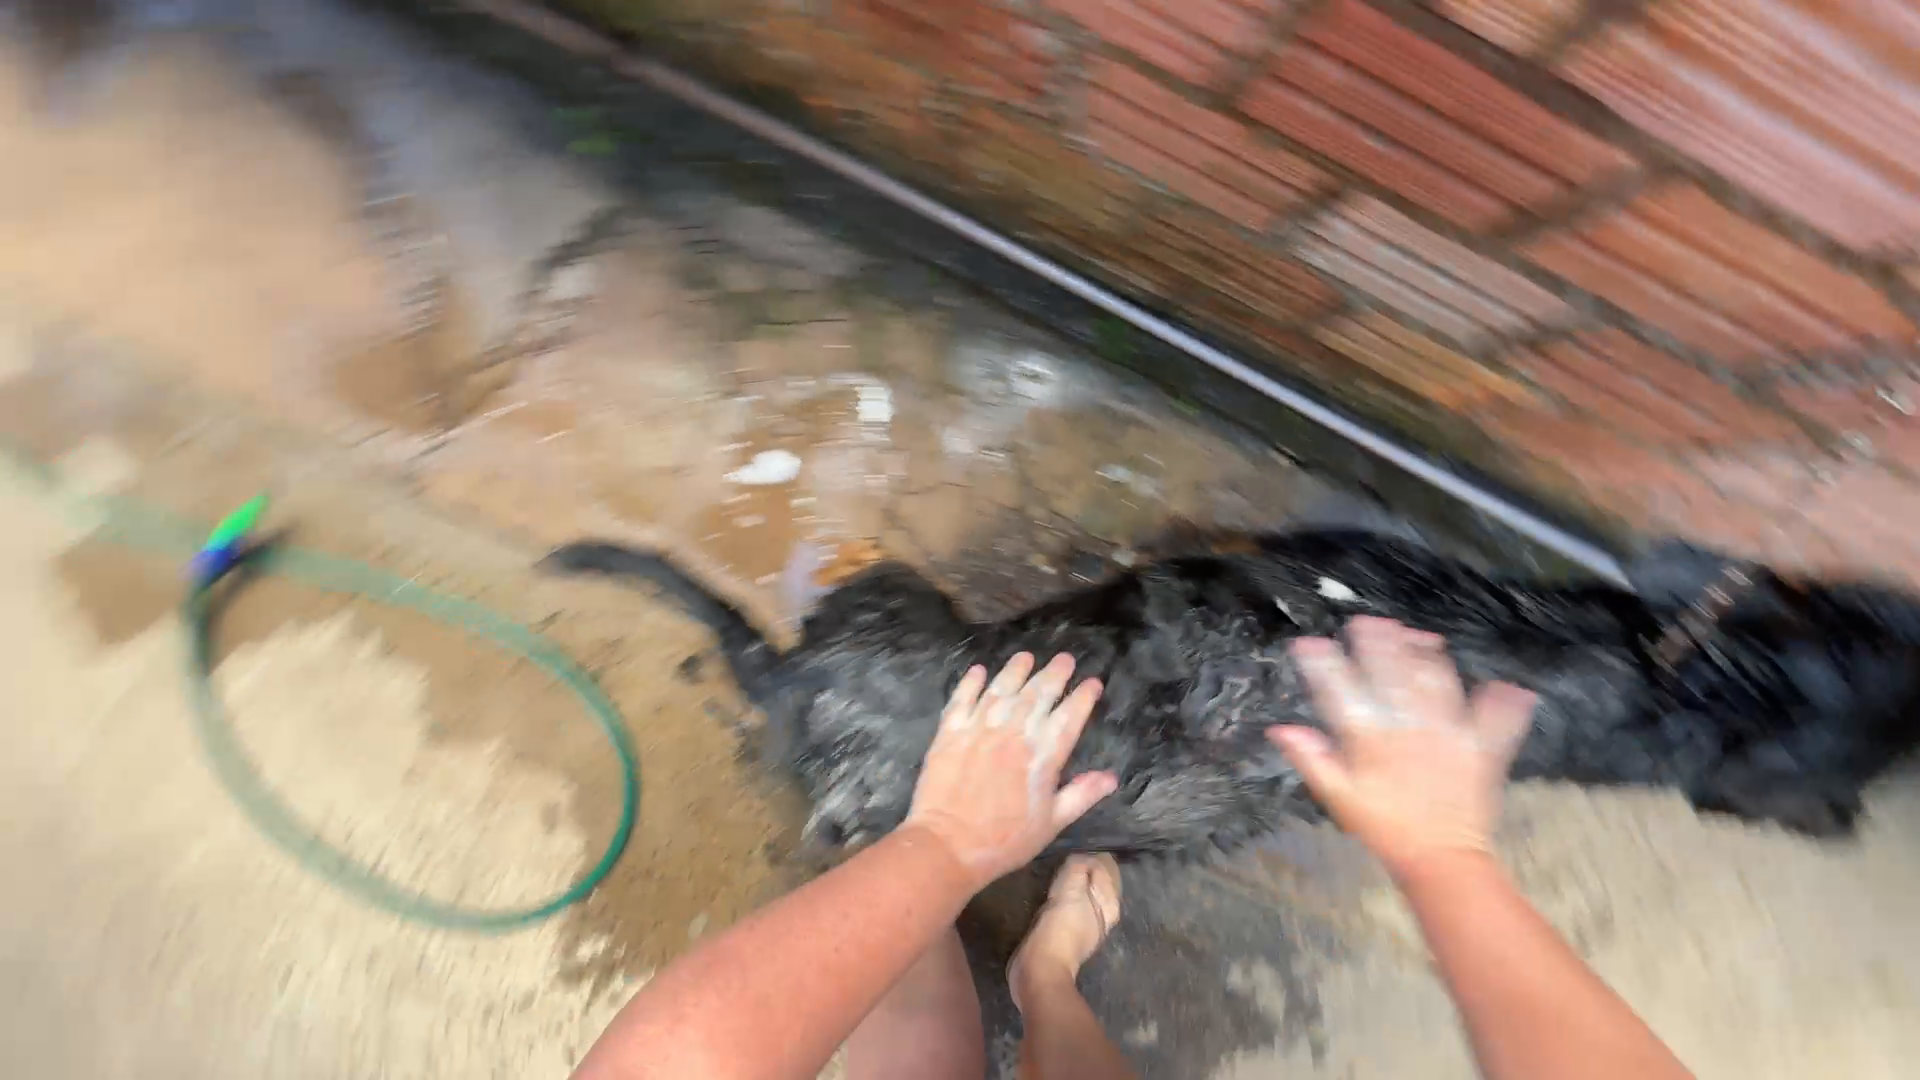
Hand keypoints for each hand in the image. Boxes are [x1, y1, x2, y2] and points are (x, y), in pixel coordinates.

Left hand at [905, 653, 1119, 888]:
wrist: (948, 845)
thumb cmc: (1005, 840)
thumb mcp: (1052, 823)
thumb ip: (1081, 795)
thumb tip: (1110, 777)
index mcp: (1042, 756)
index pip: (1069, 716)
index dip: (1083, 697)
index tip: (1092, 682)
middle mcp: (1013, 733)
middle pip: (1038, 694)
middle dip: (1055, 674)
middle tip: (1065, 659)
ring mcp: (979, 728)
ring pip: (1002, 689)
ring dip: (1016, 670)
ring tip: (1027, 657)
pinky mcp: (950, 731)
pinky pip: (962, 698)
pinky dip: (972, 682)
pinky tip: (979, 671)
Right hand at [1268, 616, 1538, 877]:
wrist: (1441, 859)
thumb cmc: (1383, 825)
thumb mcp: (1338, 796)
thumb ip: (1313, 759)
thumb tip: (1282, 728)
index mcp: (1372, 743)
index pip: (1342, 695)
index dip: (1325, 667)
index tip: (1312, 643)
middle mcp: (1409, 733)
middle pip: (1391, 680)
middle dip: (1379, 647)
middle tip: (1369, 621)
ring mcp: (1448, 740)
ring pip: (1437, 690)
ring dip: (1427, 660)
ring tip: (1418, 635)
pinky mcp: (1480, 753)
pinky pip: (1494, 726)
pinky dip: (1502, 705)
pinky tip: (1510, 685)